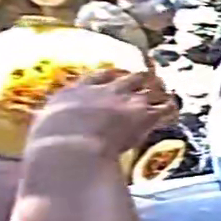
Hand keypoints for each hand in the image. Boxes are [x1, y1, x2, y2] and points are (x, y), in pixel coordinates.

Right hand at [27, 70, 176, 160]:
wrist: (71, 147)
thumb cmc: (51, 141)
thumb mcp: (48, 121)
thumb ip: (60, 115)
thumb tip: (57, 121)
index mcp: (77, 90)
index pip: (102, 74)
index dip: (116, 75)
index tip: (122, 78)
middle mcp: (107, 90)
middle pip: (135, 76)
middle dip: (145, 80)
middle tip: (152, 87)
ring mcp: (130, 100)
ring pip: (156, 88)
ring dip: (162, 93)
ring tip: (166, 99)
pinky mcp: (147, 114)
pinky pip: (168, 107)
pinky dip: (172, 111)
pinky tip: (171, 117)